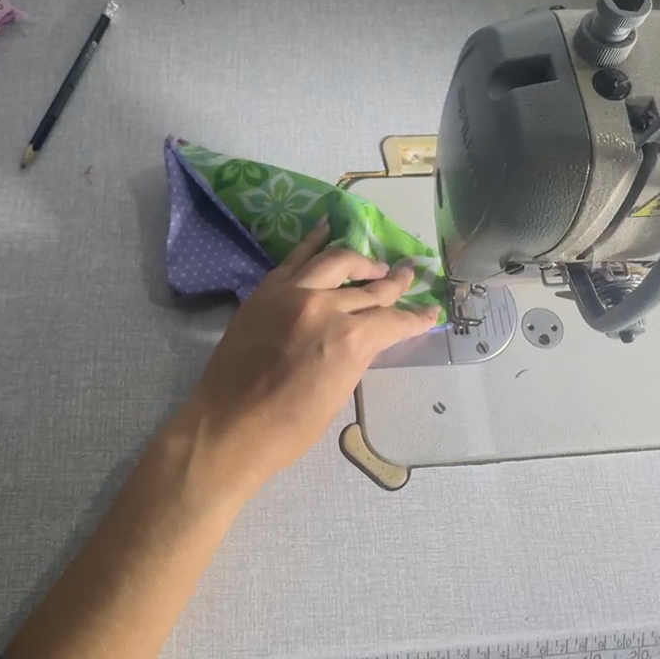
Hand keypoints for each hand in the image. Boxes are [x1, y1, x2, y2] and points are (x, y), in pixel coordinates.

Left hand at [177, 220, 435, 496]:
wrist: (228, 428)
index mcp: (349, 340)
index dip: (416, 318)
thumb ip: (357, 356)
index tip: (432, 311)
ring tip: (376, 264)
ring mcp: (292, 293)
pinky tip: (329, 229)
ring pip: (336, 262)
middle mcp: (324, 306)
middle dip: (395, 283)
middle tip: (410, 273)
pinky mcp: (267, 290)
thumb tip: (369, 336)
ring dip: (361, 261)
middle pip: (369, 288)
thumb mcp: (338, 395)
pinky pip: (297, 258)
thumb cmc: (288, 429)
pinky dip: (315, 242)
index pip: (393, 321)